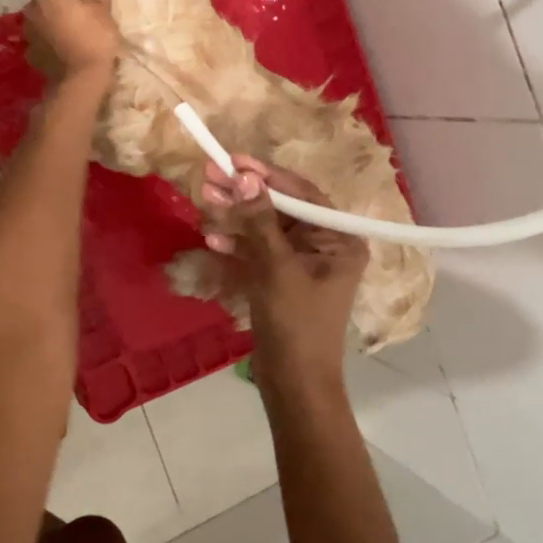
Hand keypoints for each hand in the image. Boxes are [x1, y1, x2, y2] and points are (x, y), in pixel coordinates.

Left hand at [27, 0, 119, 76]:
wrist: (81, 83)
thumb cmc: (94, 38)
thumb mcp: (100, 6)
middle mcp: (30, 8)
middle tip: (81, 1)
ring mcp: (28, 32)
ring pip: (41, 14)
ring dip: (53, 15)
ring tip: (75, 22)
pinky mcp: (32, 51)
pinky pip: (42, 34)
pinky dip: (51, 34)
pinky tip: (67, 41)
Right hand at [202, 155, 366, 389]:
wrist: (293, 382)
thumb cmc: (296, 322)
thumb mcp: (277, 267)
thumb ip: (260, 219)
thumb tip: (244, 176)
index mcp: (339, 240)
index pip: (302, 194)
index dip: (266, 175)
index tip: (233, 160)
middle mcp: (323, 245)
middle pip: (279, 207)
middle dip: (244, 193)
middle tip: (209, 175)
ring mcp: (300, 262)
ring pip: (264, 226)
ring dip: (235, 214)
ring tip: (203, 199)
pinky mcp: (280, 278)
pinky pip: (257, 249)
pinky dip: (236, 241)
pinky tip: (211, 236)